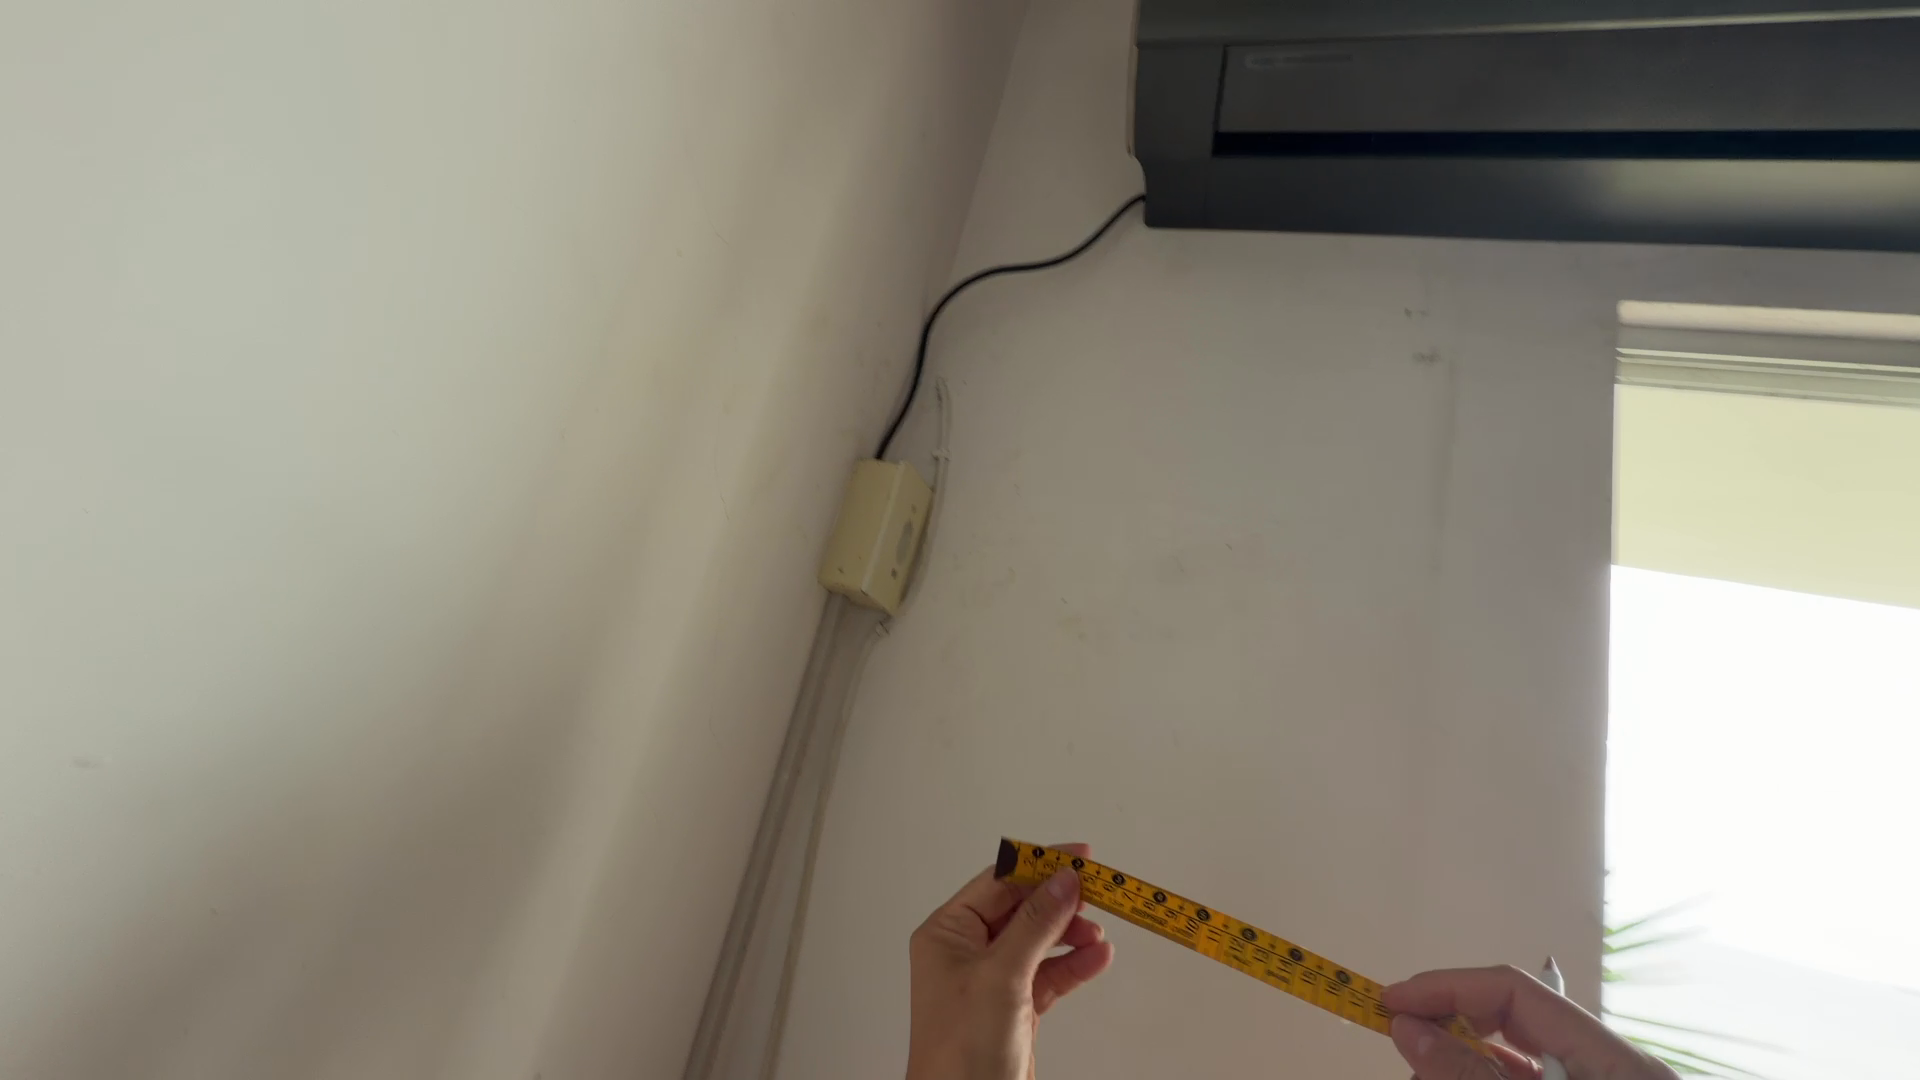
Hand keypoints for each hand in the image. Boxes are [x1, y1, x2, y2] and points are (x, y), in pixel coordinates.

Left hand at [905, 843, 1115, 1079]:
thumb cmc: (962, 1050)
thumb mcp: (1001, 976)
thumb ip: (1036, 924)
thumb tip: (1064, 878)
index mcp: (948, 932)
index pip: (998, 882)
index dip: (1039, 864)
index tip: (1078, 855)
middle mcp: (967, 951)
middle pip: (1021, 908)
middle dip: (1058, 900)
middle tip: (1097, 889)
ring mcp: (992, 980)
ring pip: (1038, 941)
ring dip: (1070, 933)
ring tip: (1098, 932)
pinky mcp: (1014, 1009)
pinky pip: (1048, 974)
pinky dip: (1073, 965)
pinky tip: (1098, 957)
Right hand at [1385, 965, 1680, 1079]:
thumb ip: (1470, 1075)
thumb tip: (1405, 1025)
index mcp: (1614, 1058)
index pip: (1511, 988)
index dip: (1446, 987)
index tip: (1392, 1004)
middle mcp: (1610, 1067)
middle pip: (1513, 1019)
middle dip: (1449, 1026)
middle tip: (1402, 1042)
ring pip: (1515, 1058)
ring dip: (1460, 1061)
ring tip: (1421, 1074)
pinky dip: (1483, 1079)